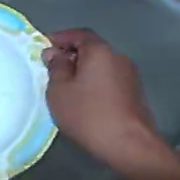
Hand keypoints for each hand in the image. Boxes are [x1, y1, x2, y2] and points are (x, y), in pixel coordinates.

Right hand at [41, 29, 169, 172]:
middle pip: (92, 49)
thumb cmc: (88, 113)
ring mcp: (130, 76)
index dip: (60, 39)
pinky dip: (95, 83)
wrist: (129, 145)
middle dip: (71, 56)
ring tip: (66, 88)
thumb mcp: (59, 89)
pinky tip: (84, 100)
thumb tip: (56, 54)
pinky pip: (109, 80)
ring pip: (101, 66)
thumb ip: (56, 67)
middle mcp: (119, 58)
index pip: (79, 34)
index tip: (45, 50)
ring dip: (84, 71)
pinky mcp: (135, 94)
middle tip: (52, 70)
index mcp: (100, 51)